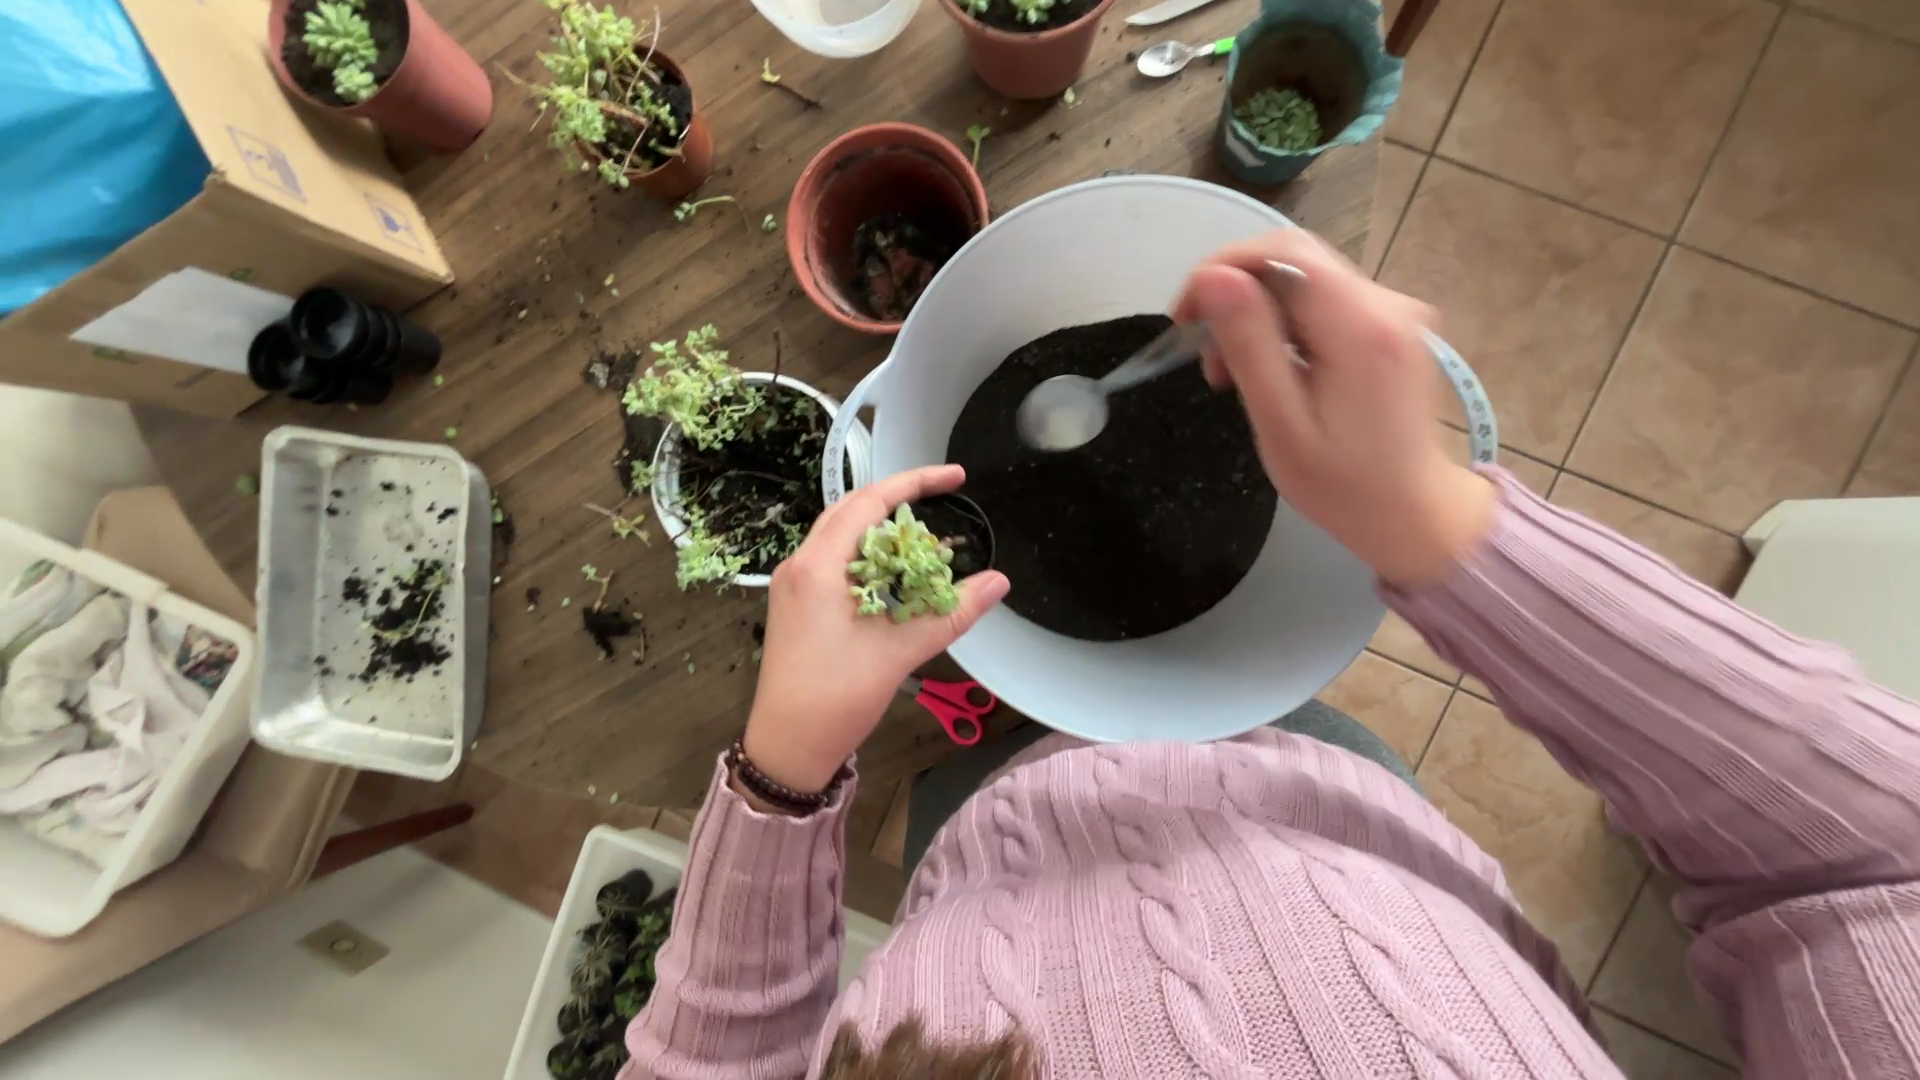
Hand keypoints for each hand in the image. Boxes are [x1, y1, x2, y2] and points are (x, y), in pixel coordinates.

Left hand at [741, 465, 1010, 795]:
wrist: (786, 746)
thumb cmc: (836, 698)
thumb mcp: (900, 652)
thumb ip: (951, 613)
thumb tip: (999, 581)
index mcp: (818, 566)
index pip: (869, 501)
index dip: (916, 483)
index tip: (956, 477)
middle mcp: (800, 565)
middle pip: (852, 510)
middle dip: (899, 502)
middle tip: (944, 503)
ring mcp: (793, 585)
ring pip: (842, 536)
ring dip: (884, 533)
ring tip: (927, 541)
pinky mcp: (796, 604)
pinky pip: (835, 561)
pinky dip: (869, 558)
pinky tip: (896, 574)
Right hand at [1172, 229, 1495, 585]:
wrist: (1409, 512)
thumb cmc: (1339, 484)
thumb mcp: (1281, 422)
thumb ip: (1249, 345)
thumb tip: (1211, 278)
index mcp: (1362, 325)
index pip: (1283, 254)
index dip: (1222, 270)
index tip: (1183, 317)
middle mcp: (1386, 302)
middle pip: (1292, 260)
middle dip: (1232, 292)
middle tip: (1199, 349)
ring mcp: (1391, 311)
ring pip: (1301, 281)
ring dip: (1252, 315)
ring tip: (1226, 373)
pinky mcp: (1386, 325)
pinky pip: (1319, 302)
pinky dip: (1278, 326)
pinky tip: (1263, 368)